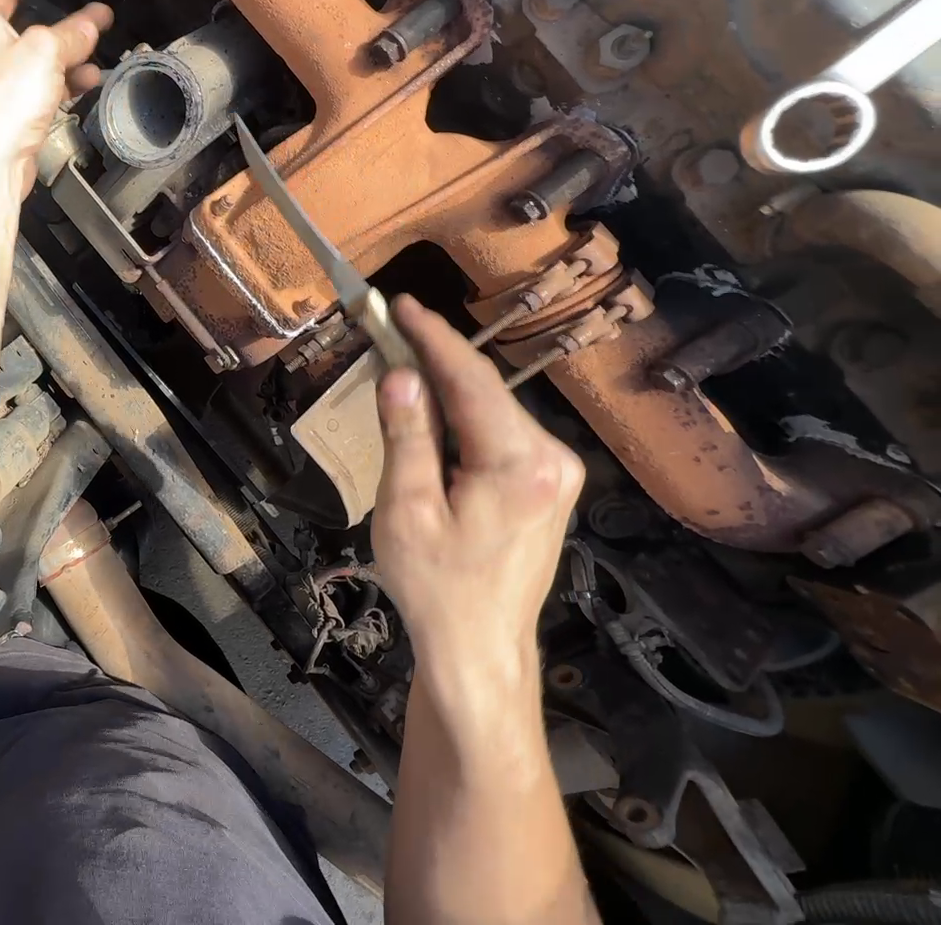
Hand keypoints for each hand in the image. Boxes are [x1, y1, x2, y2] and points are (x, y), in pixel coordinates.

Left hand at [0, 0, 112, 191]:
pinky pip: (39, 87)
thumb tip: (95, 19)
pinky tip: (87, 79)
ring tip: (82, 29)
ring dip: (53, 41)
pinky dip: (62, 79)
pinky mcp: (9, 116)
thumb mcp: (44, 53)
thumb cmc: (6, 100)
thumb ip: (71, 34)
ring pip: (25, 54)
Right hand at [371, 295, 582, 663]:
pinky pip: (499, 434)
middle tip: (391, 329)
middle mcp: (552, 459)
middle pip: (486, 391)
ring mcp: (557, 474)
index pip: (471, 381)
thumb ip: (407, 436)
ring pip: (493, 411)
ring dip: (448, 387)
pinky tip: (433, 412)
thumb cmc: (435, 582)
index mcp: (519, 463)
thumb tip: (401, 375)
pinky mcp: (549, 487)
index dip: (433, 338)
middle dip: (438, 358)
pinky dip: (463, 416)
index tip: (400, 304)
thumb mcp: (406, 508)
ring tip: (403, 363)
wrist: (479, 643)